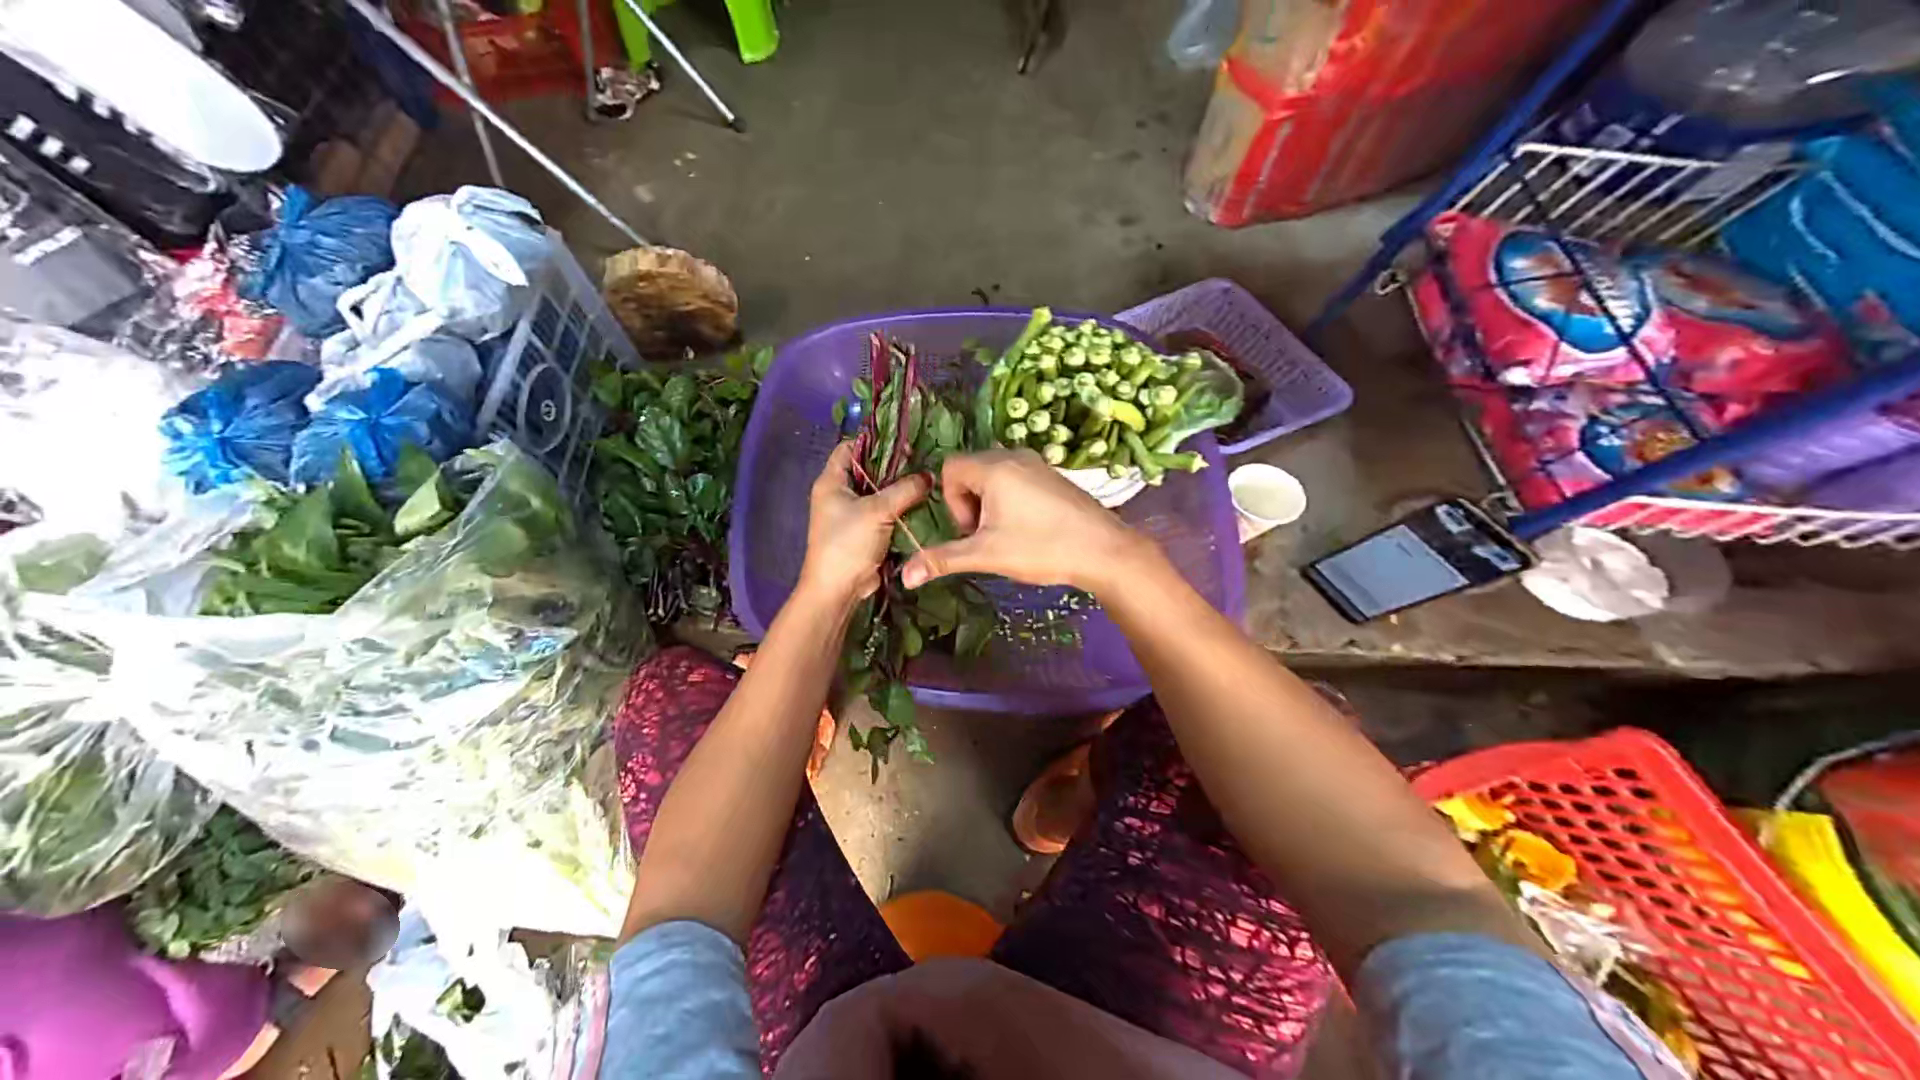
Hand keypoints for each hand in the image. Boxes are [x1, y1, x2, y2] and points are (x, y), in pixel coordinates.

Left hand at [796, 441, 931, 606]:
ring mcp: (851, 514)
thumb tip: (929, 476)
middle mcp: (839, 494)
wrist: (838, 589)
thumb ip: (904, 490)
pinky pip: (884, 513)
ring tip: (927, 482)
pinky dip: (900, 509)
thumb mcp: (877, 511)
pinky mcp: (864, 532)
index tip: (903, 444)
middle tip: (922, 463)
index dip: (874, 442)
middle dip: (894, 467)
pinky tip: (921, 504)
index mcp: (832, 482)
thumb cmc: (848, 543)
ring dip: (899, 490)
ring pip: (878, 493)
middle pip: (868, 470)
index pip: (849, 448)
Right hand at [899, 450, 1150, 594]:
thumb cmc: (1041, 548)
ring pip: (994, 476)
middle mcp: (1014, 456)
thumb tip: (904, 577)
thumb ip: (943, 560)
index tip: (970, 530)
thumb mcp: (987, 555)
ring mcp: (1037, 464)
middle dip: (969, 504)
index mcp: (994, 467)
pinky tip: (1028, 529)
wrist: (1104, 550)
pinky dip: (1010, 500)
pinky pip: (1016, 479)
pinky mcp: (1053, 476)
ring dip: (989, 504)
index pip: (950, 468)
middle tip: (986, 535)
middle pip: (971, 471)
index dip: (951, 501)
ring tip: (1006, 535)